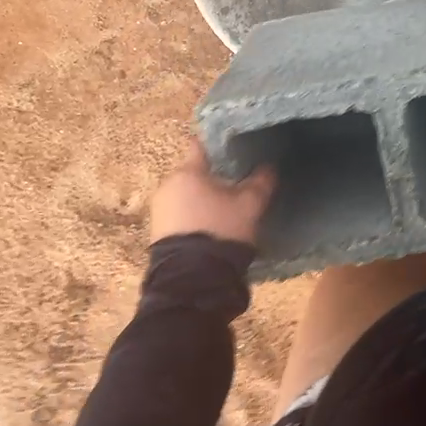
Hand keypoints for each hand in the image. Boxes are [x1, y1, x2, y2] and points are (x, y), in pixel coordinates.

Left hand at [149, 140, 276, 246]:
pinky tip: (212, 225)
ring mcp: (159, 211)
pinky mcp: (157, 234)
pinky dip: (195, 214)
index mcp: (187, 172)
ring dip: (203, 197)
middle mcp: (167, 186)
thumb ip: (261, 180)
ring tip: (227, 205)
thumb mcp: (250, 204)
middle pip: (194, 171)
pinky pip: (180, 213)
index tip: (236, 146)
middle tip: (237, 180)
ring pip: (186, 193)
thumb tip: (268, 166)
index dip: (219, 143)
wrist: (191, 281)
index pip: (201, 144)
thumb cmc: (220, 230)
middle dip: (214, 174)